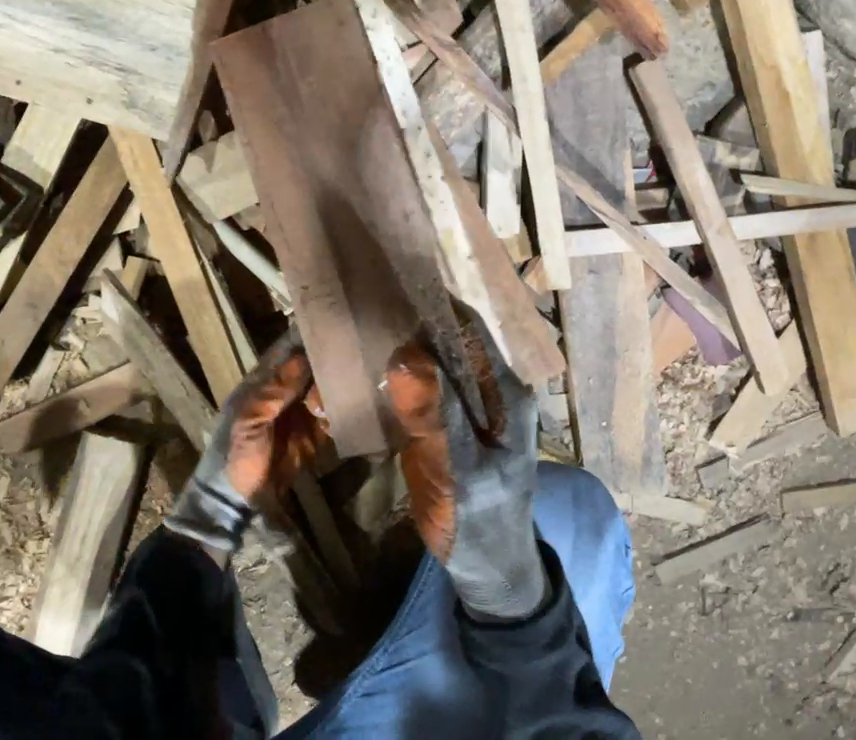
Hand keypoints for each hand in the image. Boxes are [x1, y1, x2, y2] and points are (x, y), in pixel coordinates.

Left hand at [165, 329, 325, 561]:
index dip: (304, 340)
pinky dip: (342, 412)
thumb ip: (273, 392)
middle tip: (347, 357)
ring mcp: (300, 415)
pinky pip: (333, 417)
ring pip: (325, 391)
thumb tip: (301, 359)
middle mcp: (284, 394)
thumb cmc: (236, 456)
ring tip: (346, 387)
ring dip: (335, 389)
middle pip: (311, 369)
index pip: (286, 354)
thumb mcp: (249, 422)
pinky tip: (351, 407)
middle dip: (327, 364)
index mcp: (263, 385)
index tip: (330, 325)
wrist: (239, 503)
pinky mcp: (315, 436)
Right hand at [384, 314, 545, 620]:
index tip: (381, 285)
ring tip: (350, 325)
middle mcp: (489, 385)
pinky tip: (360, 366)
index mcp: (505, 390)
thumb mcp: (457, 472)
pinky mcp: (445, 418)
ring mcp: (467, 401)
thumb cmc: (478, 523)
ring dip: (397, 344)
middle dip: (407, 319)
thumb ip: (434, 417)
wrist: (487, 569)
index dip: (428, 304)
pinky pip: (420, 384)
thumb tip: (407, 353)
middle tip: (354, 302)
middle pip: (447, 337)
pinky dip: (394, 373)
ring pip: (430, 358)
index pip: (466, 329)